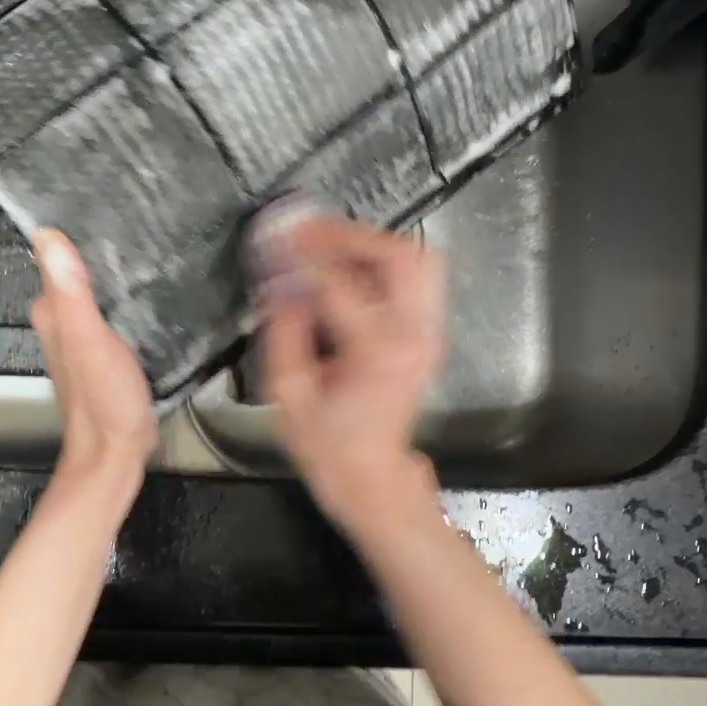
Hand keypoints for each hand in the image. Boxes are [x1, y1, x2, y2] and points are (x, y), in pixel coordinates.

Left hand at [30, 230, 157, 481]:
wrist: (117, 452)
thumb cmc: (103, 399)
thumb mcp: (88, 341)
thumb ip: (71, 292)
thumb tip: (46, 236)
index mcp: (52, 312)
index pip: (56, 254)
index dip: (75, 223)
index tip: (101, 192)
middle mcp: (62, 319)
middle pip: (79, 267)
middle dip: (103, 241)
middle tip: (140, 208)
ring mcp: (85, 334)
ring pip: (100, 287)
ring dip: (119, 267)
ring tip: (153, 234)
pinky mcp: (108, 348)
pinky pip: (117, 308)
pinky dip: (130, 294)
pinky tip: (154, 284)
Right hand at [256, 213, 446, 525]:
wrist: (371, 476)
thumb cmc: (326, 445)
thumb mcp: (287, 394)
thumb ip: (283, 331)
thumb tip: (280, 285)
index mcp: (377, 352)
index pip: (339, 283)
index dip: (303, 256)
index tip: (276, 239)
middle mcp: (414, 335)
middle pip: (398, 255)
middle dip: (349, 234)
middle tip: (308, 229)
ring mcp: (430, 333)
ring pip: (416, 259)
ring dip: (371, 243)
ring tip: (328, 243)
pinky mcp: (430, 333)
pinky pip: (416, 278)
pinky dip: (383, 261)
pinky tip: (349, 267)